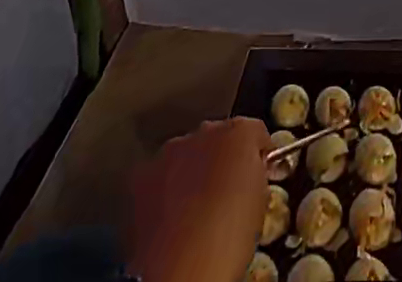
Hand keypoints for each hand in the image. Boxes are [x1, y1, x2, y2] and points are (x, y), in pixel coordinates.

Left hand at [128, 117, 267, 281]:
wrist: (179, 271)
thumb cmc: (229, 235)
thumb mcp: (261, 200)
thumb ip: (256, 172)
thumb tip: (249, 174)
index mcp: (240, 132)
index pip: (255, 132)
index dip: (258, 154)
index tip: (260, 172)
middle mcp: (204, 132)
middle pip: (219, 138)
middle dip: (223, 158)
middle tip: (227, 190)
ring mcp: (169, 153)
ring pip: (187, 154)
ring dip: (193, 171)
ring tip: (196, 206)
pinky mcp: (140, 178)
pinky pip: (161, 175)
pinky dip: (167, 188)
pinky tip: (172, 216)